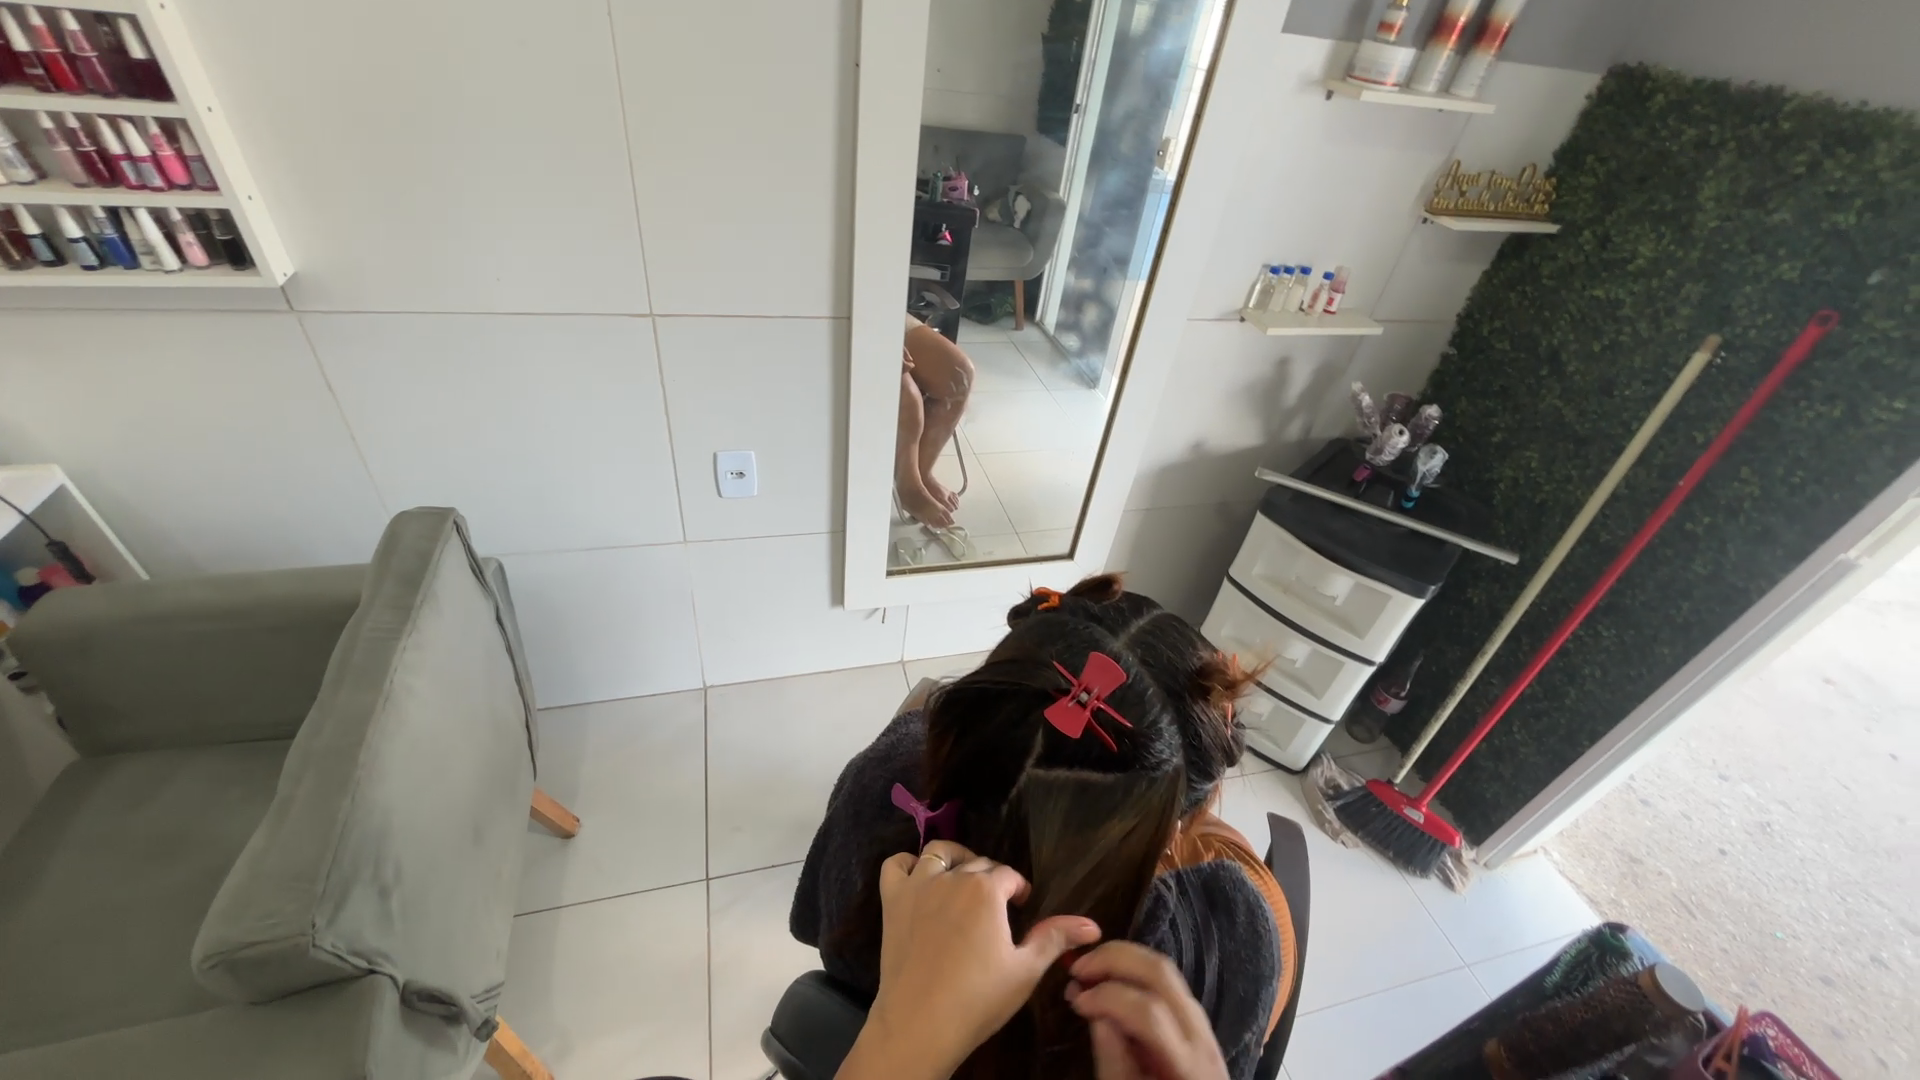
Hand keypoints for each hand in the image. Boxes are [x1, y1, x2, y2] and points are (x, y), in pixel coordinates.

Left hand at [840, 840, 1102, 1079]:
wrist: (920, 1024)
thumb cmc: (978, 999)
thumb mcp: (1025, 970)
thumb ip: (1055, 939)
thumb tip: (1092, 925)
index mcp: (986, 889)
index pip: (1009, 875)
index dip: (1018, 890)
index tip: (1020, 907)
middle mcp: (953, 877)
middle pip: (978, 864)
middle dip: (991, 879)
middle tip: (995, 908)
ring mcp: (918, 885)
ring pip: (938, 853)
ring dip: (954, 860)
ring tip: (961, 880)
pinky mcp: (892, 900)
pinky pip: (895, 864)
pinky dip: (906, 864)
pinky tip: (918, 879)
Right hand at [1066, 942, 1230, 1079]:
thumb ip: (1113, 1061)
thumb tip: (1095, 1013)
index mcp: (1190, 1062)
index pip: (1149, 1012)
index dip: (1108, 998)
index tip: (1076, 1000)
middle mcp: (1199, 1030)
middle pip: (1159, 973)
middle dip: (1113, 960)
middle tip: (1078, 968)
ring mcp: (1200, 1017)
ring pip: (1162, 967)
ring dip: (1121, 958)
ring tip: (1088, 967)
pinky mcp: (1191, 1012)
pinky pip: (1162, 977)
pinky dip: (1132, 967)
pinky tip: (1109, 976)